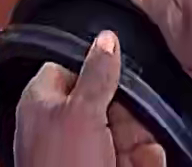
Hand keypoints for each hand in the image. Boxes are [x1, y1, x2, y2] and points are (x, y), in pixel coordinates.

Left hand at [14, 31, 166, 166]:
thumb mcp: (82, 112)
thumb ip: (97, 73)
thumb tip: (107, 38)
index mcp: (41, 102)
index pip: (69, 65)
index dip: (95, 65)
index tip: (120, 67)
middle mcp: (58, 125)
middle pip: (101, 99)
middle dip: (126, 109)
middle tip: (139, 116)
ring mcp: (78, 156)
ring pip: (118, 130)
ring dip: (138, 137)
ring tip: (144, 147)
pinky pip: (127, 157)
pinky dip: (141, 159)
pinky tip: (149, 161)